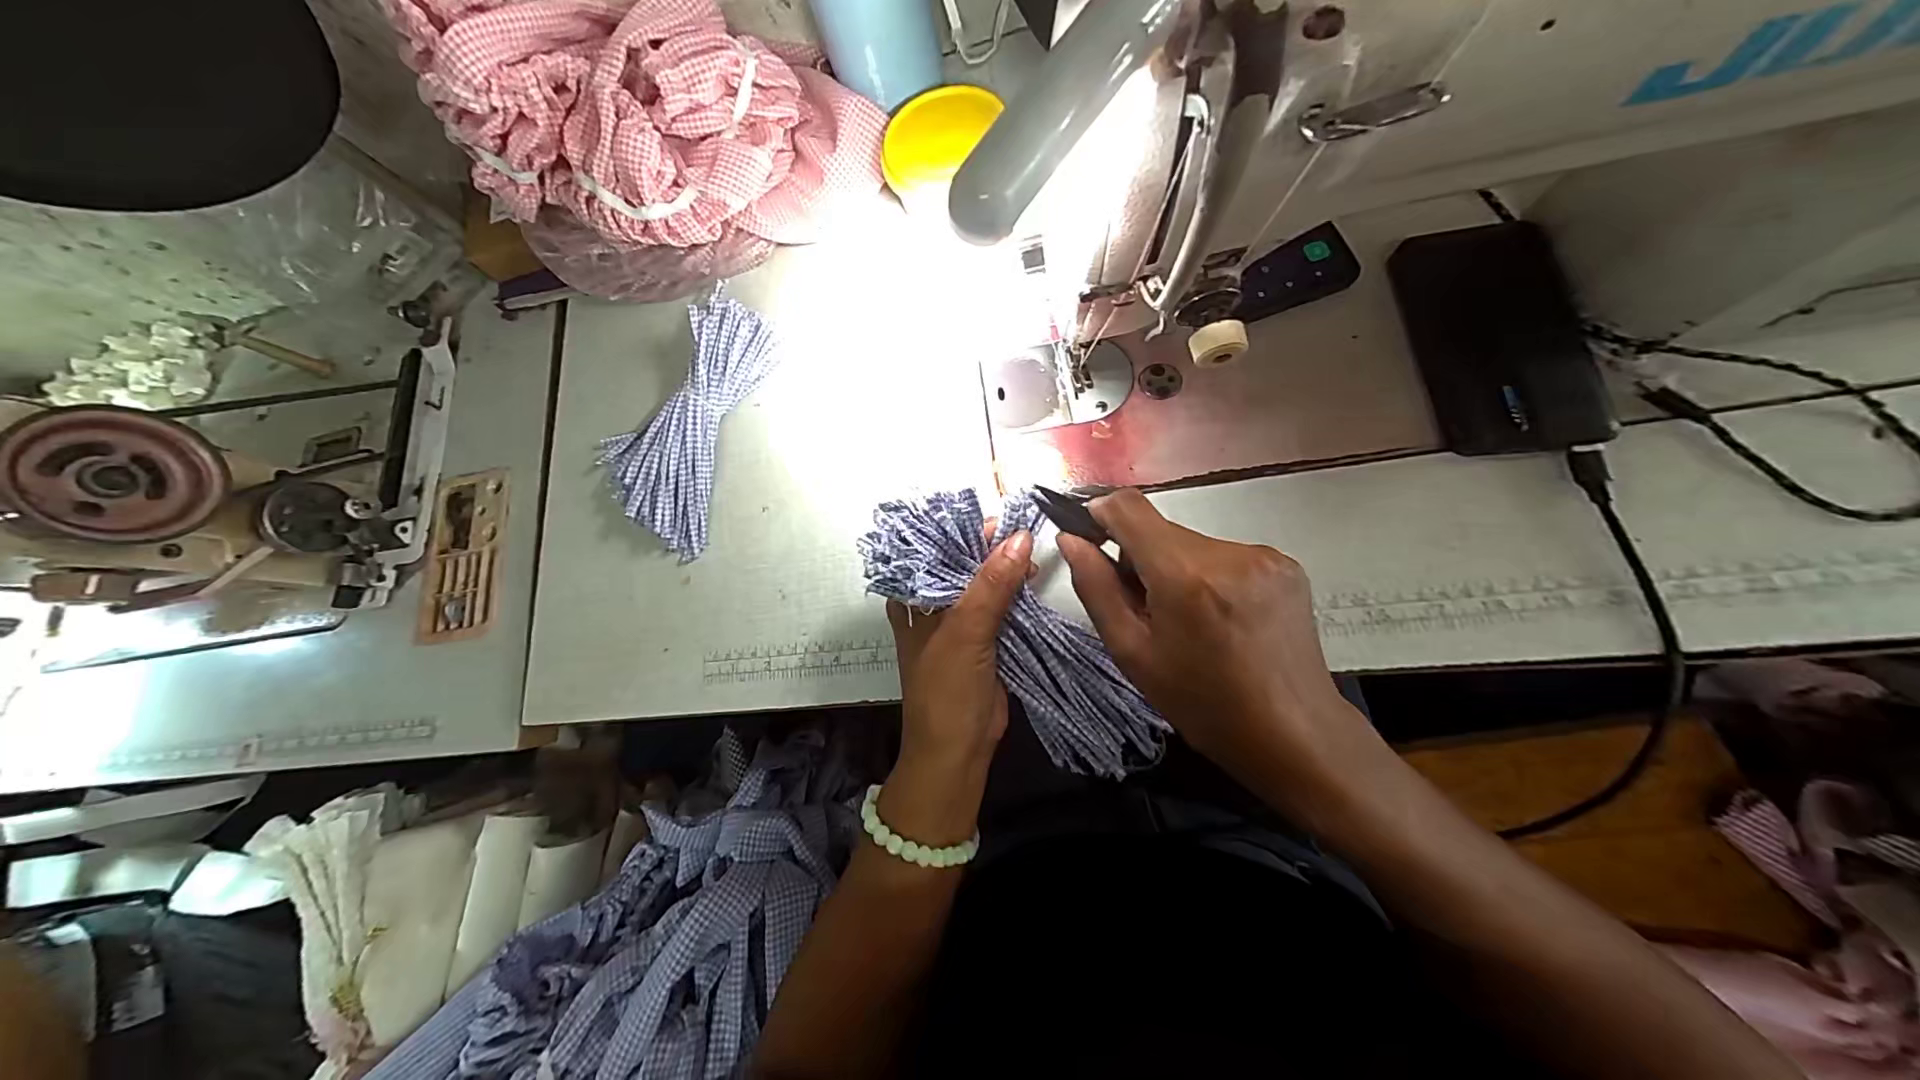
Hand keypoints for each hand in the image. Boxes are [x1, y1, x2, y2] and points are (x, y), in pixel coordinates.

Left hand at [881, 529, 1032, 844]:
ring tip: (1036, 547)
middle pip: (964, 564)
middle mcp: (933, 605)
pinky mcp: (984, 639)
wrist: (958, 752)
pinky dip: (1017, 592)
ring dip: (1008, 568)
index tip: (1005, 512)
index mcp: (913, 598)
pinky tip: (1036, 576)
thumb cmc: (947, 691)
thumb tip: (1019, 537)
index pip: (938, 550)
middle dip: (993, 546)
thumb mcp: (966, 633)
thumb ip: (991, 585)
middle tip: (1028, 526)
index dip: (967, 529)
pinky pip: (1002, 606)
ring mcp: (960, 622)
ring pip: (986, 584)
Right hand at [1056, 490, 1381, 798]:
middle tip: (1146, 609)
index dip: (1101, 515)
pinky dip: (1209, 575)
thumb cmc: (1203, 703)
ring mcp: (1263, 555)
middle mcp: (1227, 553)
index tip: (1093, 540)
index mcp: (1185, 576)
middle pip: (1160, 529)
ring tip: (1189, 620)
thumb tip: (1071, 540)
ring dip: (1177, 568)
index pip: (1128, 507)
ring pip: (1191, 542)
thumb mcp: (1132, 652)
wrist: (1291, 733)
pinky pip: (1224, 554)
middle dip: (1141, 558)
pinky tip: (1220, 617)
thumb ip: (1096, 588)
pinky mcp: (1285, 564)